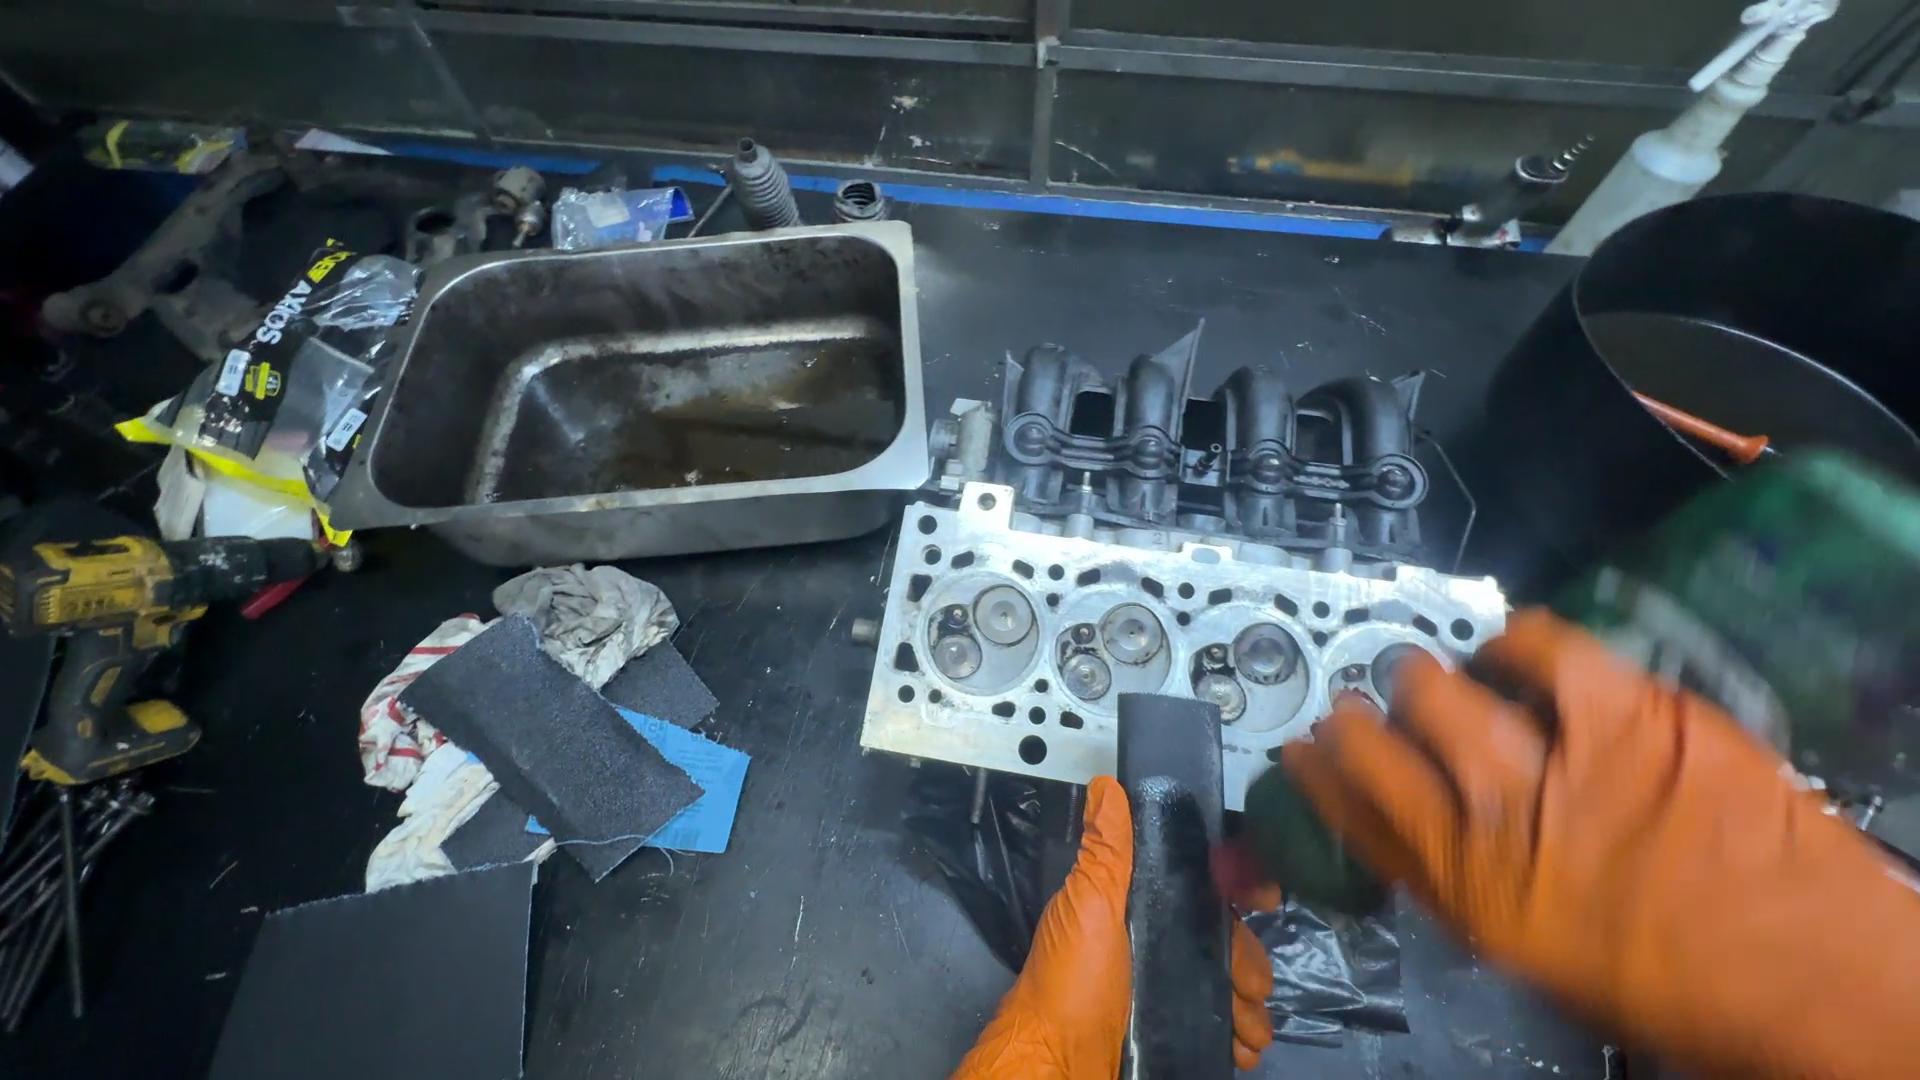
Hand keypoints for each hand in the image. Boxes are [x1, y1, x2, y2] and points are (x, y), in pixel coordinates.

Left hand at [952, 775, 1273, 1078]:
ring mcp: (1163, 987)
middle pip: (1219, 937)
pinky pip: (1219, 1026)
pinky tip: (1242, 1048)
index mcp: (1135, 903)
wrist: (1061, 1064)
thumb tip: (1106, 783)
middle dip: (1247, 959)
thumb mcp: (1089, 903)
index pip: (1193, 883)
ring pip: (1226, 984)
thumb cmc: (1073, 979)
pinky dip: (1239, 1036)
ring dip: (1249, 1006)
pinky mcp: (1172, 1028)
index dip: (1232, 887)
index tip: (1264, 897)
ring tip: (1249, 1029)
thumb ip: (1105, 848)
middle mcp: (1151, 940)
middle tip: (1251, 987)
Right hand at [1283, 608, 1919, 1079]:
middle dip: (1366, 714)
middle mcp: (1492, 819)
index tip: (1309, 743)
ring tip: (1458, 681)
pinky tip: (1523, 652)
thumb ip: (1443, 874)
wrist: (1834, 994)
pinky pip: (1545, 648)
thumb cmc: (1666, 984)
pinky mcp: (1638, 720)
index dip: (1314, 762)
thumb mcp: (1521, 947)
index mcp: (1463, 881)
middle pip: (1373, 732)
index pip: (1347, 797)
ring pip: (1437, 686)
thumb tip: (1387, 815)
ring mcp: (1562, 763)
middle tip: (1392, 711)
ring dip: (1430, 680)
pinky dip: (1520, 642)